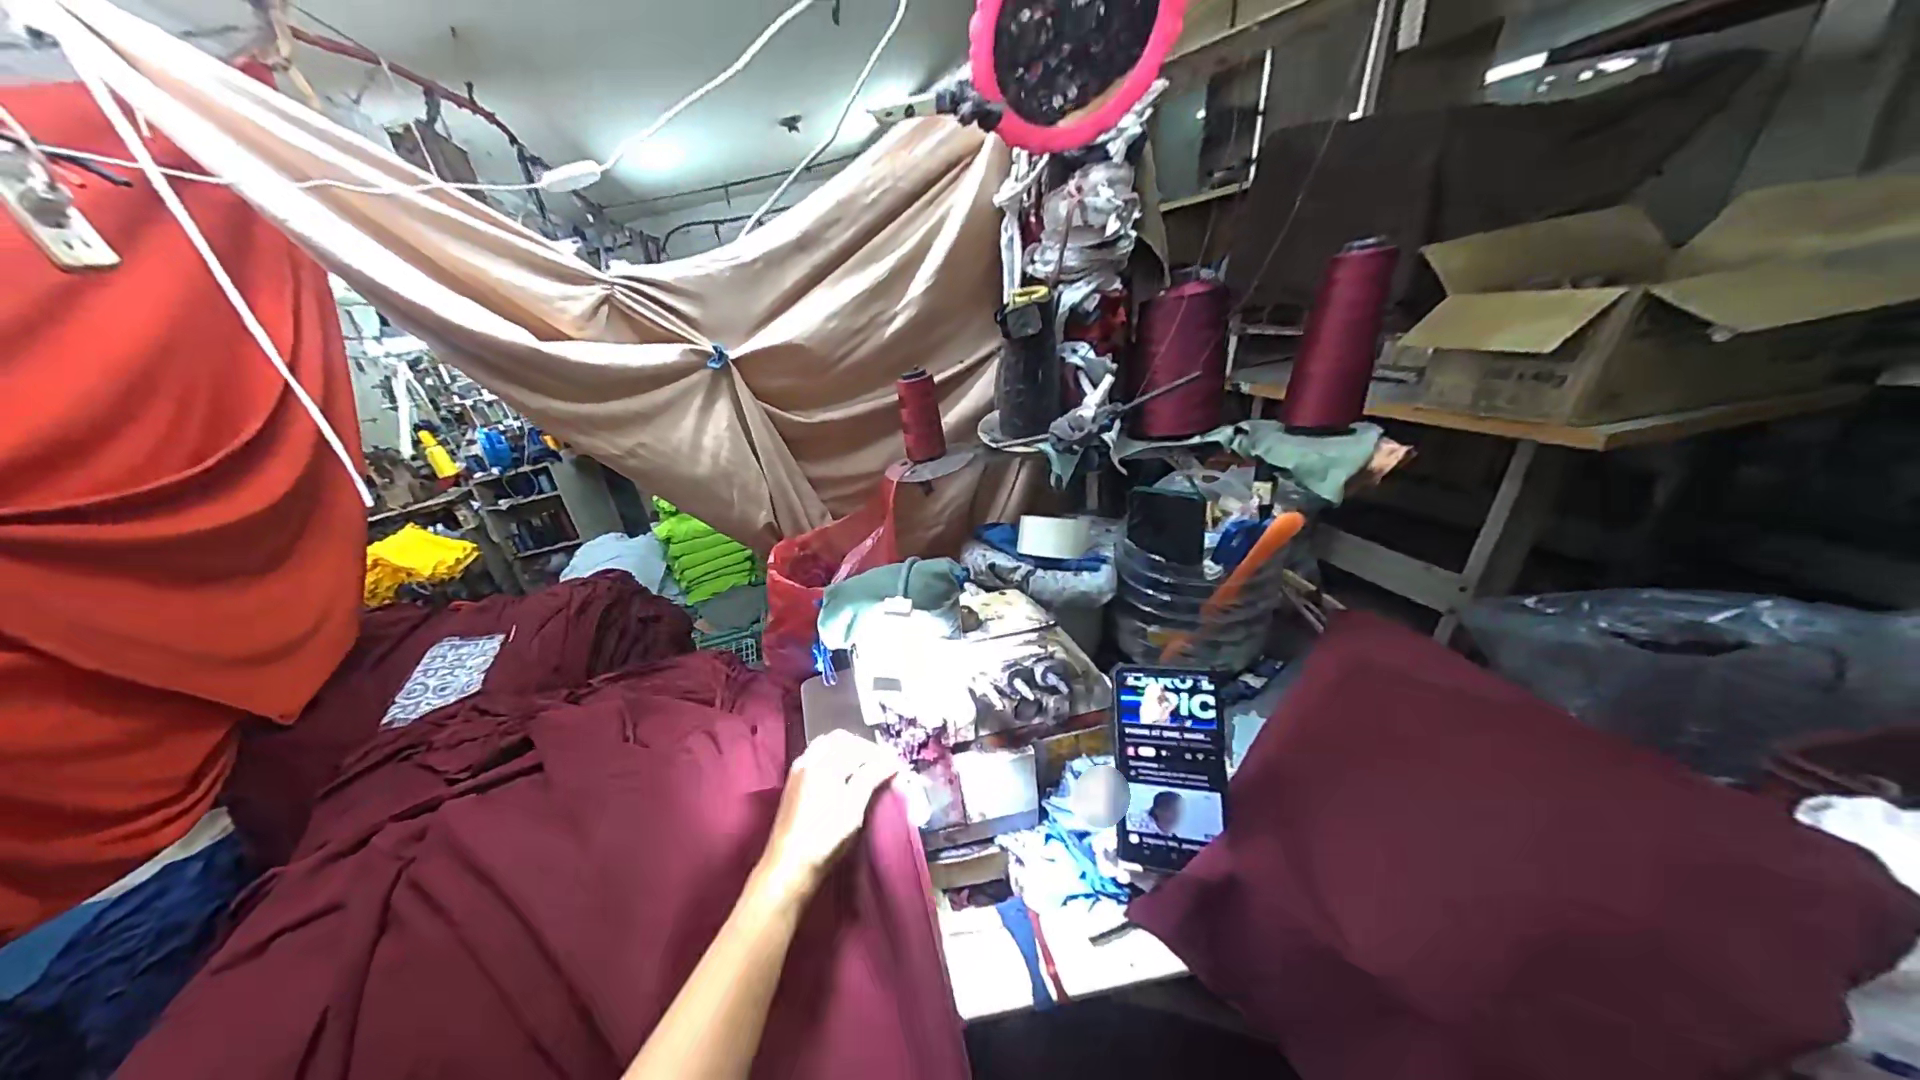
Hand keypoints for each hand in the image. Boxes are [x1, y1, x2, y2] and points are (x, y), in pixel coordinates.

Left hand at [751, 731, 901, 902]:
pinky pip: (817, 756)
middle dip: (864, 747)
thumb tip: (891, 761)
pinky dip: (834, 758)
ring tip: (865, 769)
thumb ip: (871, 778)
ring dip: (848, 750)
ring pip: (827, 745)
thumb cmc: (824, 838)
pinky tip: (844, 776)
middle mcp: (808, 760)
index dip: (881, 754)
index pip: (859, 747)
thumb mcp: (854, 808)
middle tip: (882, 763)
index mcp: (824, 764)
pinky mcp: (794, 783)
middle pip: (841, 739)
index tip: (897, 765)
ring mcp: (798, 770)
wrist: (788, 866)